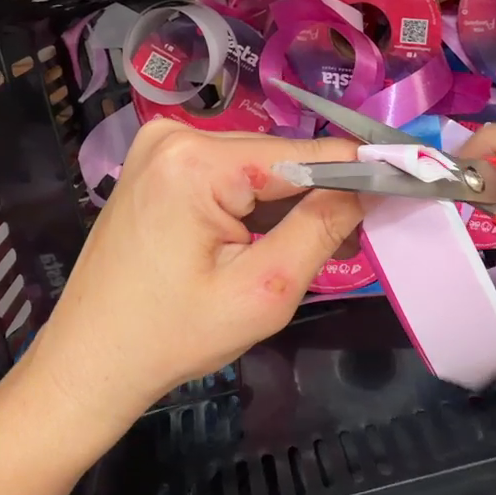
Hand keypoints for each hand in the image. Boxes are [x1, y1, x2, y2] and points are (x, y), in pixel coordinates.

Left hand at [24, 122, 362, 431]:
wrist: (89, 360)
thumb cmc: (171, 337)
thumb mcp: (262, 293)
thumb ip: (321, 229)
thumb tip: (368, 183)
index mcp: (196, 161)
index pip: (301, 153)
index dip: (357, 170)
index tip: (406, 184)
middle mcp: (173, 134)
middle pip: (275, 158)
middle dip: (314, 195)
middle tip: (347, 242)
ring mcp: (158, 145)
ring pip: (252, 166)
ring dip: (281, 202)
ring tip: (292, 250)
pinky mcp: (153, 163)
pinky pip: (223, 172)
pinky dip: (248, 202)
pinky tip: (249, 242)